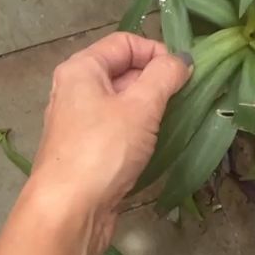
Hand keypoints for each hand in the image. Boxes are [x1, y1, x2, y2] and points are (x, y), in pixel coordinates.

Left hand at [26, 32, 189, 252]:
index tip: (183, 73)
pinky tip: (155, 146)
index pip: (125, 42)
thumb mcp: (140, 106)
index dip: (156, 51)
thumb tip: (181, 61)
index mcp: (81, 70)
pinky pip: (119, 131)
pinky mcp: (88, 154)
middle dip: (156, 81)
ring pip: (123, 105)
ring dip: (151, 110)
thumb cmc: (102, 151)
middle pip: (123, 72)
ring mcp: (80, 125)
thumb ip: (164, 76)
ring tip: (174, 122)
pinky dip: (139, 133)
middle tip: (186, 99)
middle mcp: (75, 92)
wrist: (68, 211)